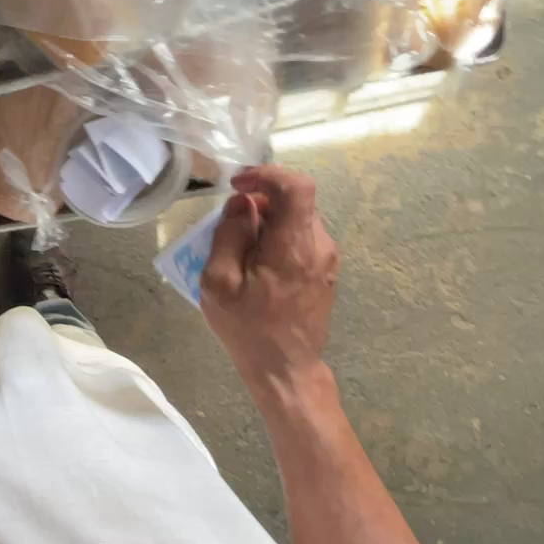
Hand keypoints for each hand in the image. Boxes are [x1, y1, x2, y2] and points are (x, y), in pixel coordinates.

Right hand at [201, 166, 339, 388]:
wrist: (285, 368)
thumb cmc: (247, 327)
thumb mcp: (219, 282)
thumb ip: (229, 237)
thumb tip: (242, 205)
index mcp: (292, 244)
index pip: (295, 186)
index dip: (265, 175)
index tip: (236, 186)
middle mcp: (318, 245)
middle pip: (293, 202)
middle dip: (258, 204)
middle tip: (226, 228)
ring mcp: (325, 259)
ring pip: (295, 221)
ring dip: (265, 225)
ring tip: (236, 253)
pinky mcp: (323, 272)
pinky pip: (298, 240)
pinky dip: (274, 241)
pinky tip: (254, 269)